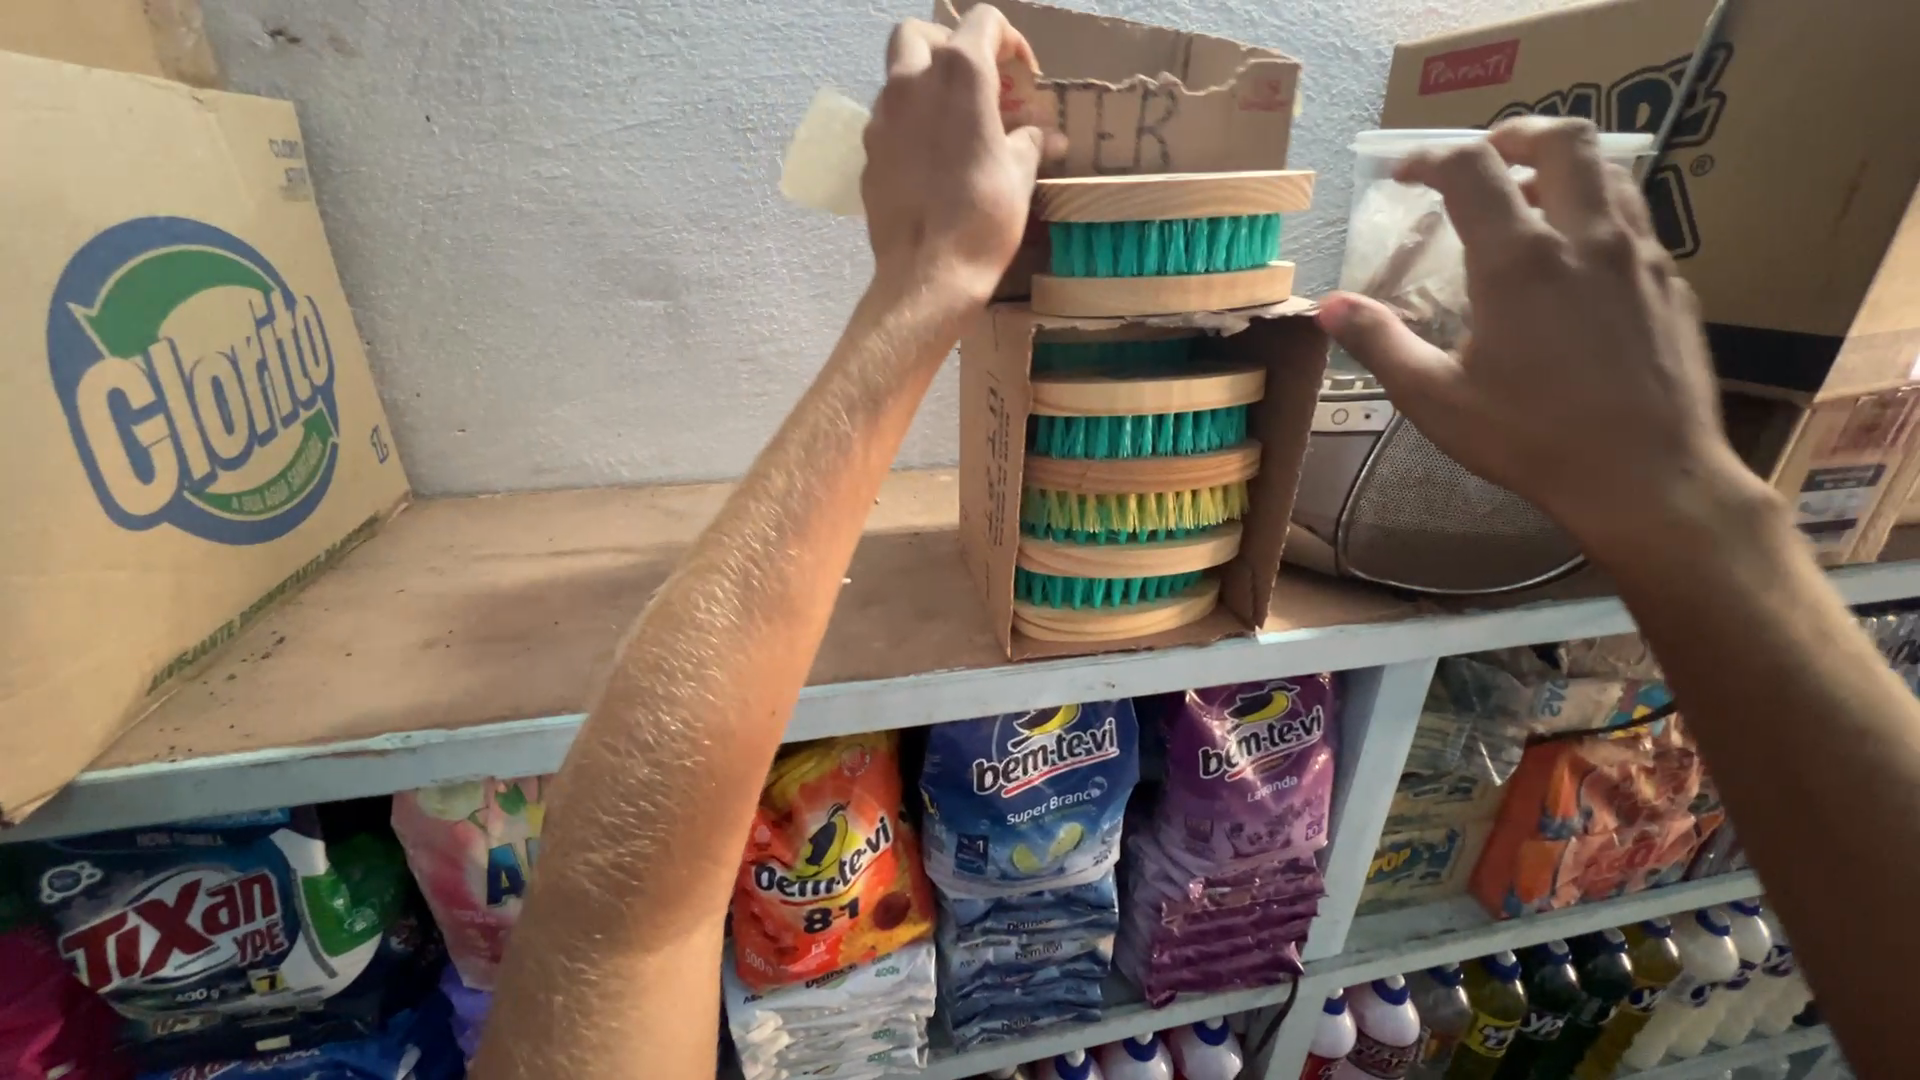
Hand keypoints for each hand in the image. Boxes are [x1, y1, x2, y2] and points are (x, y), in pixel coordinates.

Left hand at [863, 6, 1053, 299]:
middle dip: (947, 46)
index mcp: (959, 75)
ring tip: (952, 126)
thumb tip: (1048, 138)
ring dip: (924, 88)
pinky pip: (887, 125)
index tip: (1022, 76)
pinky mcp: (867, 156)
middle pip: (919, 34)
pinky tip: (929, 162)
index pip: (982, 22)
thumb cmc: (984, 219)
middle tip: (973, 83)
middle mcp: (911, 84)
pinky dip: (908, 128)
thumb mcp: (1020, 176)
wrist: (929, 274)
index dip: (1009, 41)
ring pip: (897, 79)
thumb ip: (1030, 142)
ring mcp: (882, 120)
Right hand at [1318, 117, 1773, 563]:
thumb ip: (1378, 342)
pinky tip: (1567, 259)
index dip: (1429, 159)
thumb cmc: (1526, 437)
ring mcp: (1639, 254)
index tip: (1401, 174)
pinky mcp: (1670, 280)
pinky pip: (1632, 216)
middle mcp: (1586, 239)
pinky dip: (1590, 209)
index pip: (1472, 172)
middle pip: (1564, 139)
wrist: (1644, 474)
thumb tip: (1327, 306)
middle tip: (1478, 159)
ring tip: (1521, 200)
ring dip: (1557, 168)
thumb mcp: (1432, 396)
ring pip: (1608, 170)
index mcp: (1519, 262)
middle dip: (1512, 134)